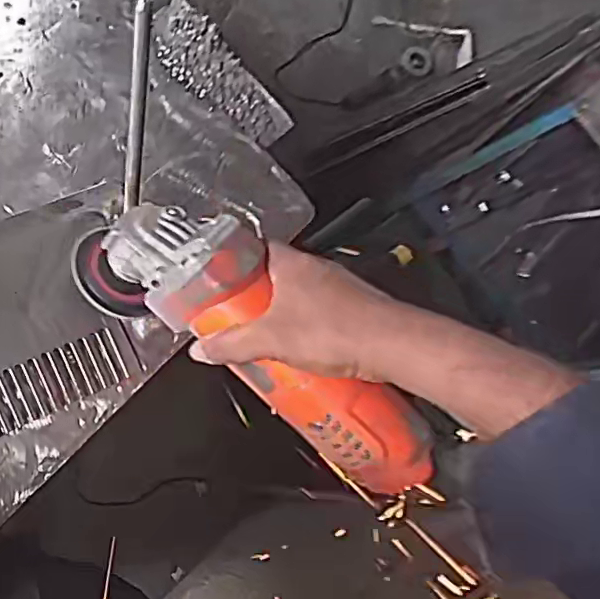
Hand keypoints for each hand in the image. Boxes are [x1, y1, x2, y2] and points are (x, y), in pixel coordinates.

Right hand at [186, 243, 415, 381]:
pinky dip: (297, 330)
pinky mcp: (350, 312)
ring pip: (292, 297)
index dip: (233, 259)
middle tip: (230, 314)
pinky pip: (313, 316)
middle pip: (271, 276)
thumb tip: (202, 349)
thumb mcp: (269, 340)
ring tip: (255, 336)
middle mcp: (316, 271)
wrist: (397, 349)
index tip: (215, 275)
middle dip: (249, 297)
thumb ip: (231, 344)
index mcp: (293, 265)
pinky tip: (289, 351)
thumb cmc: (342, 330)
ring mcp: (336, 291)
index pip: (255, 248)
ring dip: (273, 315)